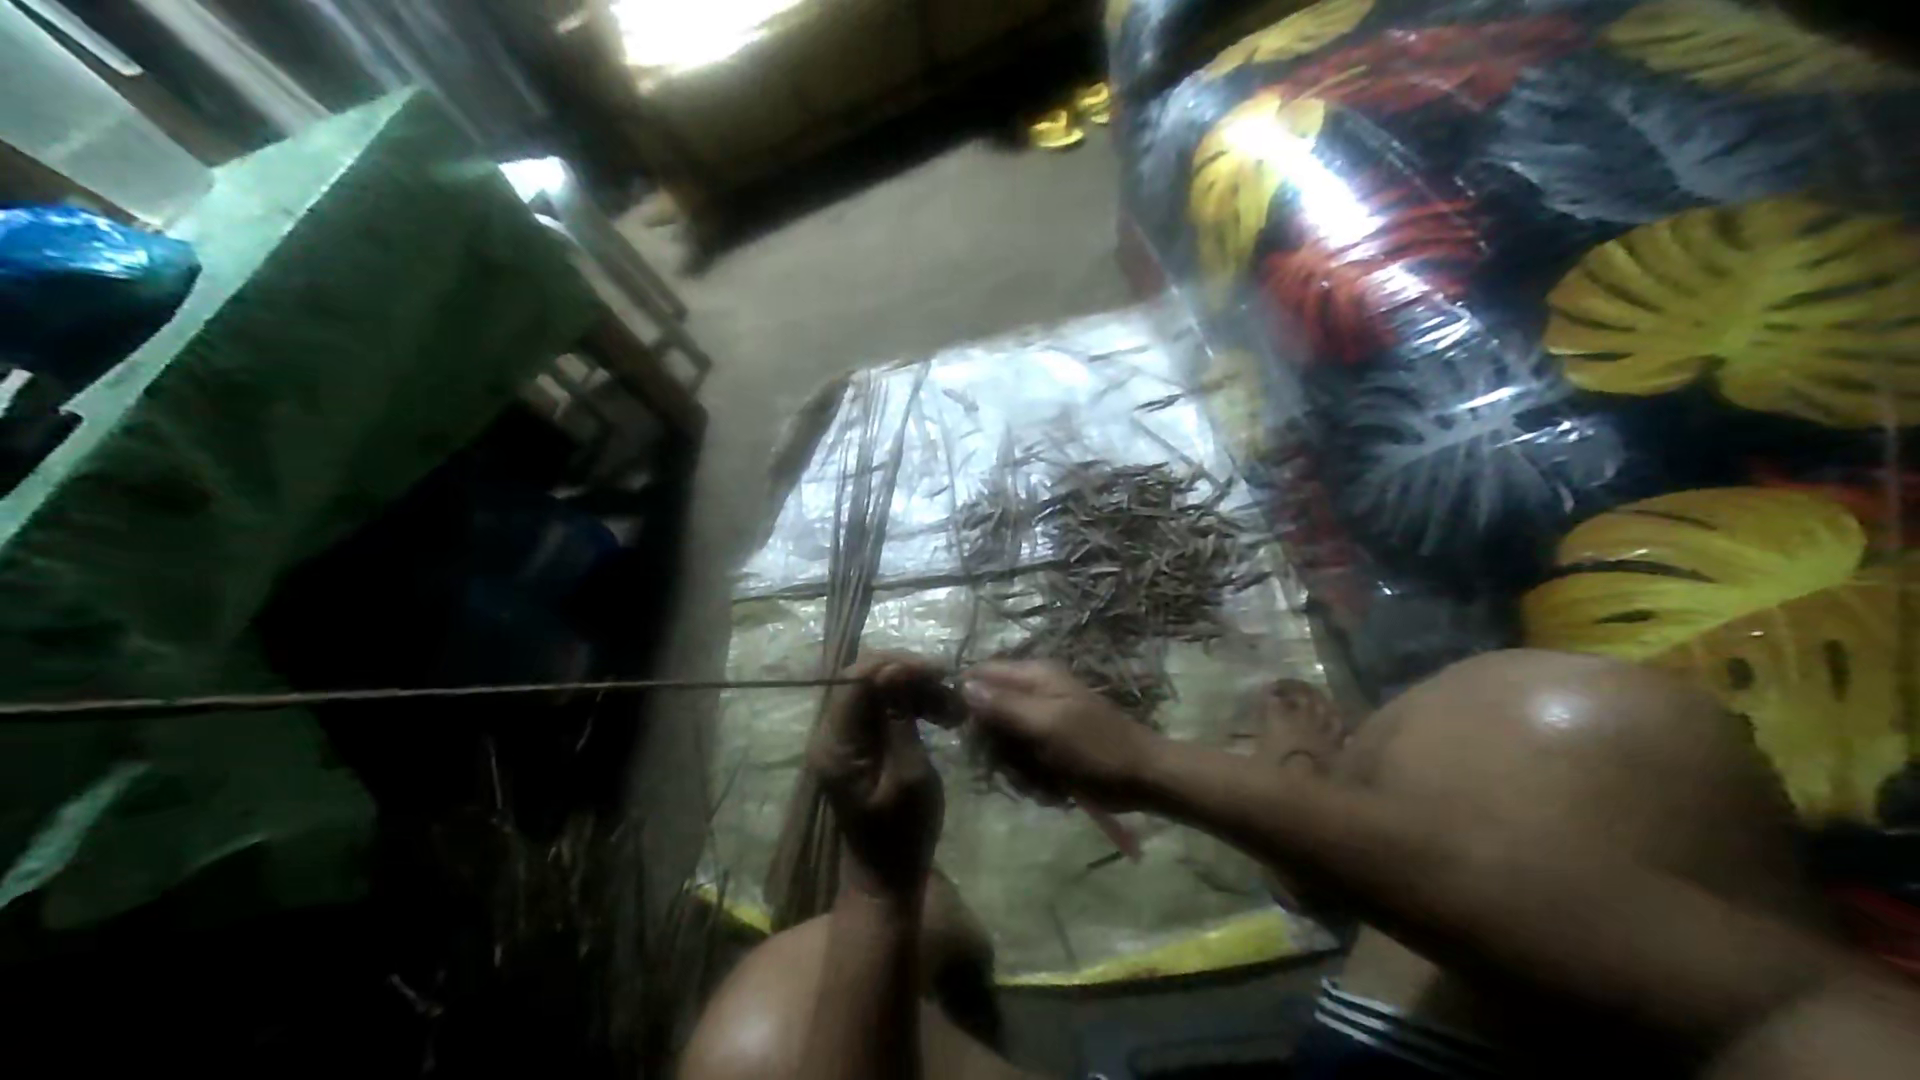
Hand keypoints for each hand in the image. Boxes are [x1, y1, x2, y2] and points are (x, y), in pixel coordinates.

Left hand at [809, 652, 949, 898]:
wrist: (887, 877)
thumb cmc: (903, 836)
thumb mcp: (910, 777)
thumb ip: (900, 721)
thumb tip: (895, 670)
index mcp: (836, 744)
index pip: (856, 681)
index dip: (897, 665)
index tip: (939, 671)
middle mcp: (831, 733)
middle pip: (864, 677)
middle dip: (910, 674)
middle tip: (950, 688)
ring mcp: (844, 736)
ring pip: (877, 688)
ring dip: (916, 689)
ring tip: (953, 708)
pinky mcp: (859, 741)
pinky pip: (882, 706)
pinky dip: (912, 704)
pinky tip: (940, 715)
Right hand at [960, 661, 1163, 810]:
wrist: (1143, 776)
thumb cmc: (1096, 747)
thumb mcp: (1047, 724)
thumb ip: (1004, 704)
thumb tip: (963, 685)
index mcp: (1034, 675)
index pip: (981, 673)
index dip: (967, 699)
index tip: (965, 731)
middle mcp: (1034, 690)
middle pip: (989, 711)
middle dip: (996, 744)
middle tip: (1012, 763)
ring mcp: (1043, 718)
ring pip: (1003, 740)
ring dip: (1015, 765)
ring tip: (1037, 778)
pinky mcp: (1050, 743)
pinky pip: (1022, 757)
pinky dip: (1032, 775)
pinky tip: (1050, 786)